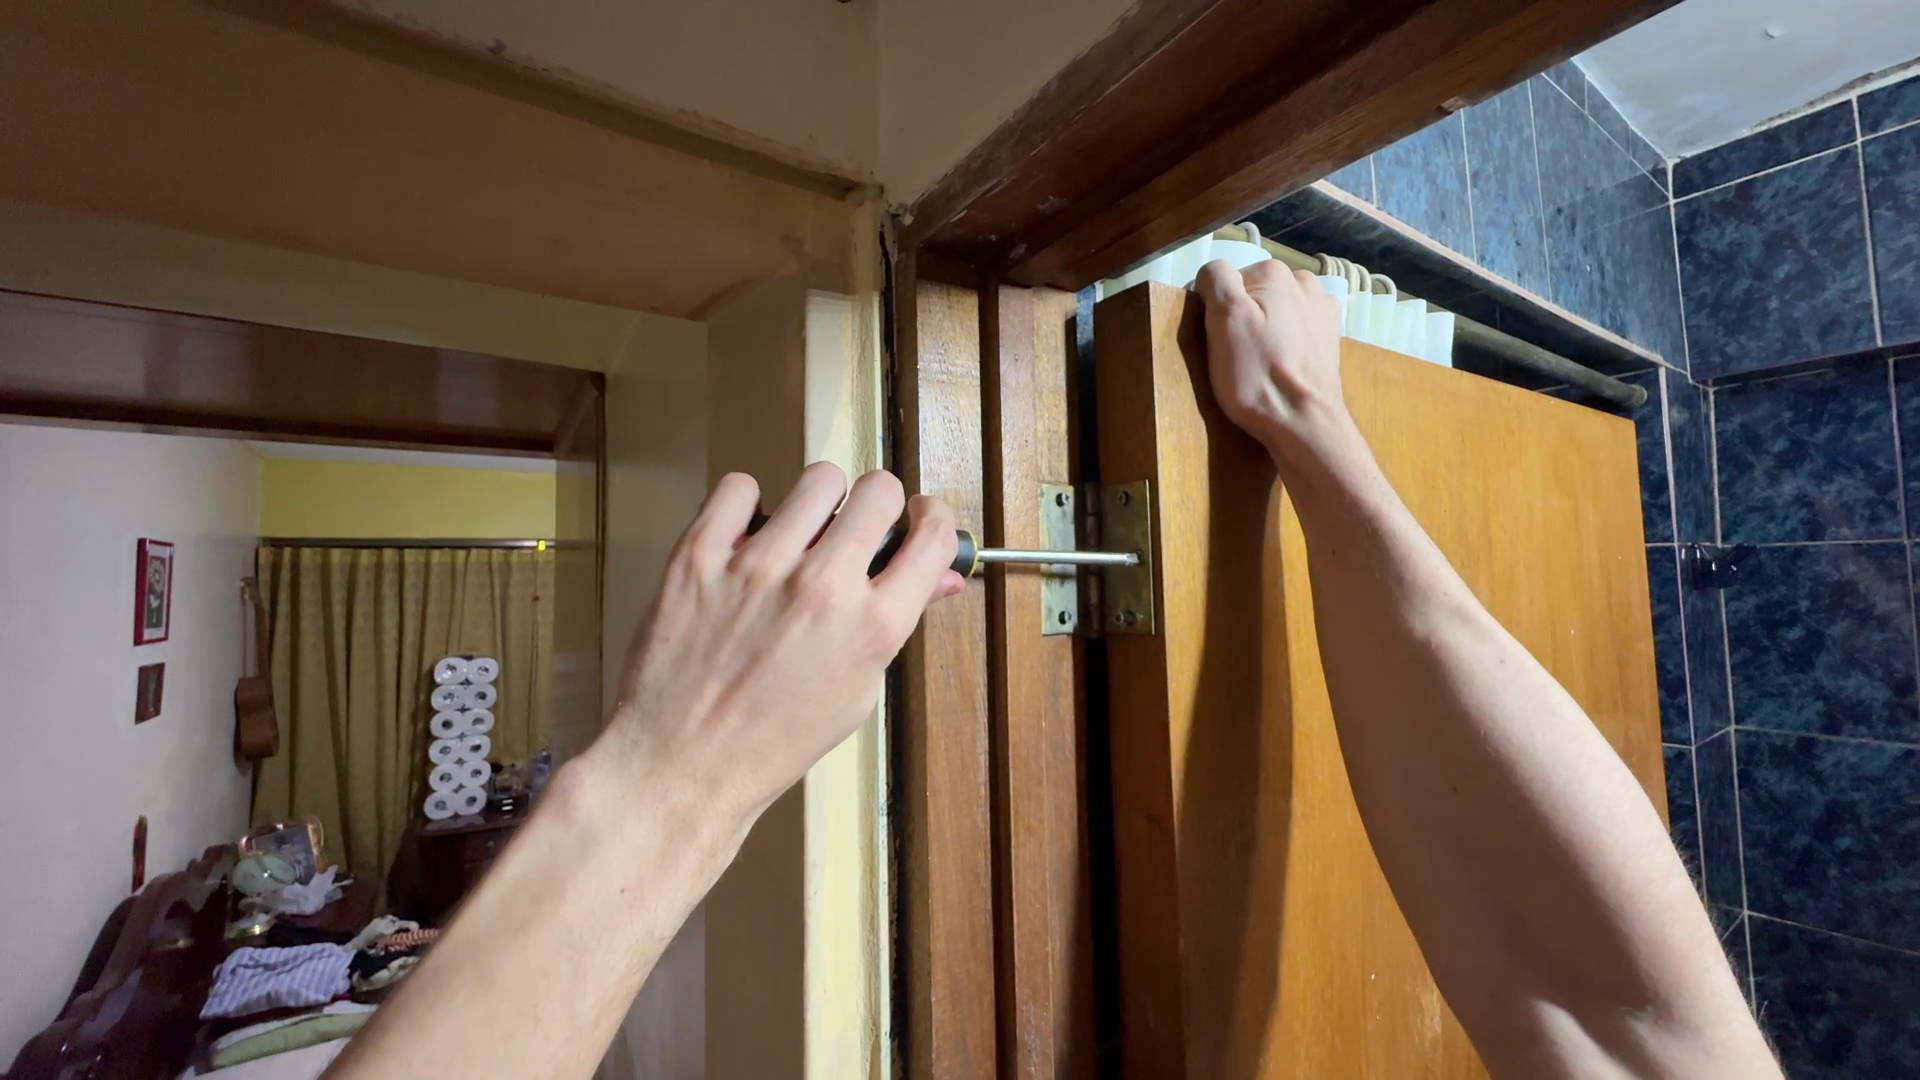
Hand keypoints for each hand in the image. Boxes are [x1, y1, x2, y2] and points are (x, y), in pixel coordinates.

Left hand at [600, 463, 964, 832]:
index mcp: (871, 627)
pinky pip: (740, 487)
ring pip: (820, 478)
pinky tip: (748, 535)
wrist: (681, 765)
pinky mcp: (700, 556)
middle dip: (881, 504)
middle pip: (881, 490)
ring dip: (823, 500)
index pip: (933, 536)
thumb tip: (937, 576)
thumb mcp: (858, 690)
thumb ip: (898, 622)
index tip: (919, 519)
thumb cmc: (774, 740)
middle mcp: (822, 589)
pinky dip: (749, 504)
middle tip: (861, 527)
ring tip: (805, 530)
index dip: (935, 519)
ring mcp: (759, 567)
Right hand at [1196, 259, 1352, 462]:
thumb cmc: (1256, 375)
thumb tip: (1211, 272)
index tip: (1213, 340)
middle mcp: (1302, 280)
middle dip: (1239, 316)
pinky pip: (1295, 325)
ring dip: (1263, 326)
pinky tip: (1281, 360)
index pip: (1221, 279)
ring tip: (1258, 360)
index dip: (1211, 310)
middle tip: (1233, 354)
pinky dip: (1284, 337)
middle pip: (1250, 292)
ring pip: (1274, 308)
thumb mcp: (1224, 321)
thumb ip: (1215, 280)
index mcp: (1273, 273)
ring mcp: (1321, 307)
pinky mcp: (1329, 334)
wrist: (1302, 420)